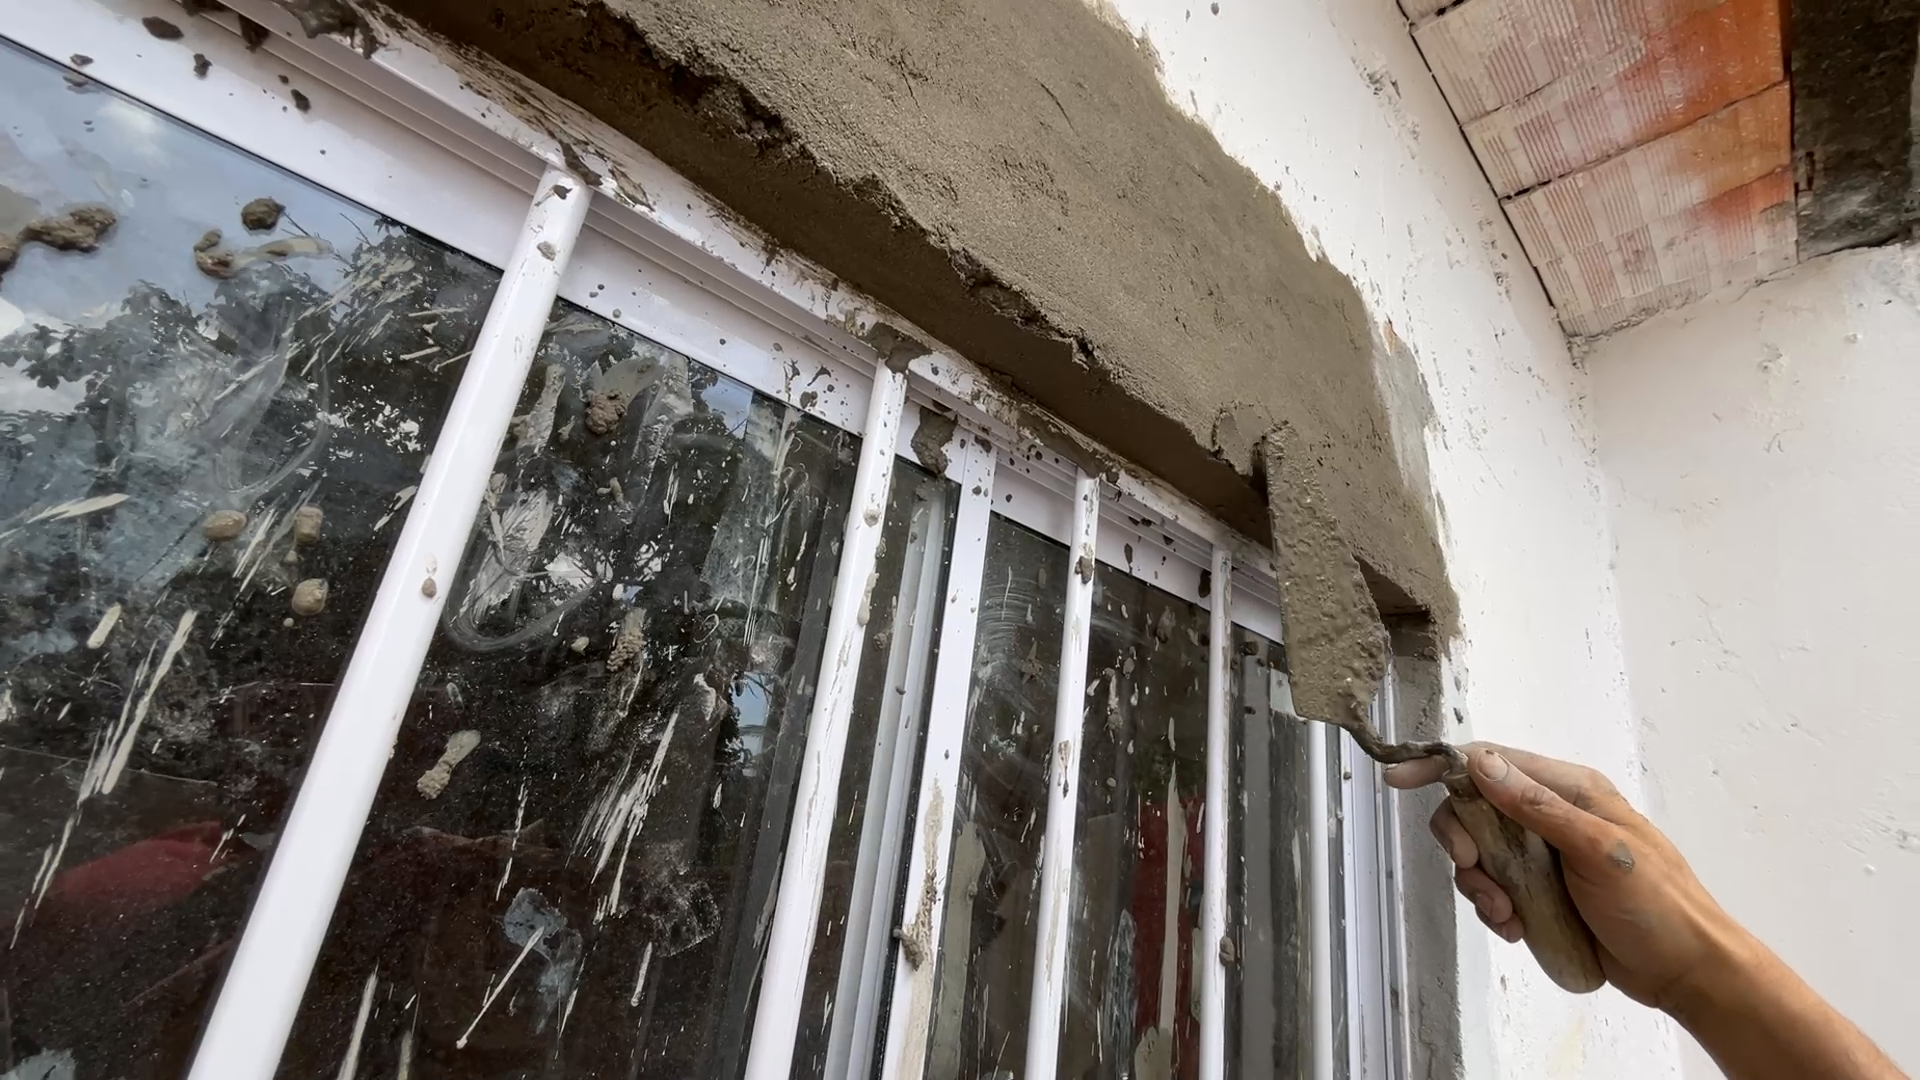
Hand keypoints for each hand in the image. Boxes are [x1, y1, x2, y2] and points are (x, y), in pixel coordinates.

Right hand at [1384, 744, 1742, 1011]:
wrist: (1693, 978)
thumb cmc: (1660, 908)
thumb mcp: (1600, 852)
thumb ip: (1538, 807)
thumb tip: (1479, 763)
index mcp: (1567, 790)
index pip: (1488, 761)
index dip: (1440, 766)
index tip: (1399, 779)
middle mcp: (1546, 812)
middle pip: (1470, 808)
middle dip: (1463, 842)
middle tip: (1474, 869)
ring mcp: (1539, 850)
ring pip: (1475, 850)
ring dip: (1478, 882)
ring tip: (1505, 914)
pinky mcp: (1535, 886)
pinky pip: (1489, 883)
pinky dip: (1491, 905)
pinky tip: (1514, 927)